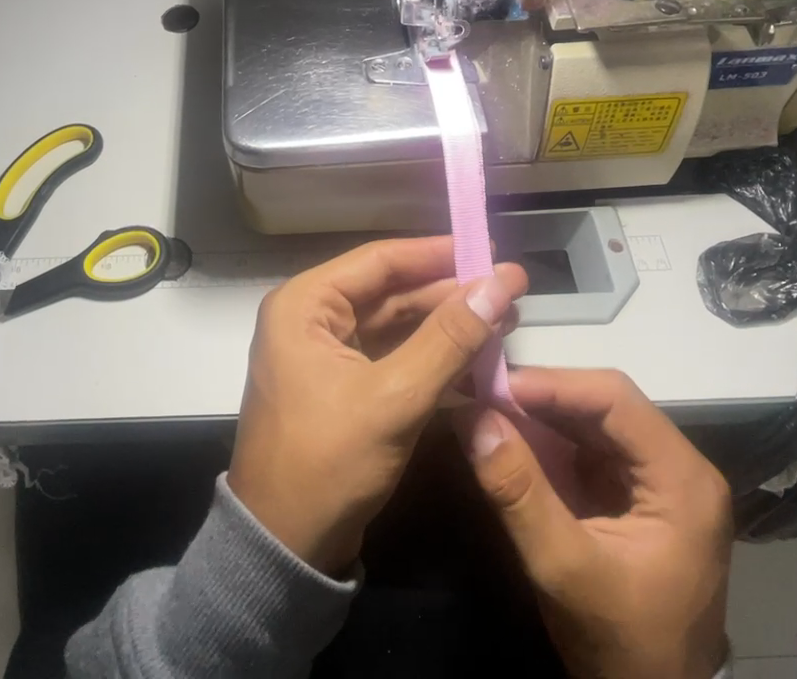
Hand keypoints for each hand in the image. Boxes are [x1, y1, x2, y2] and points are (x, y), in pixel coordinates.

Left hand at [228, 237, 526, 575]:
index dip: (438, 254)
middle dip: (449, 292)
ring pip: (394, 325)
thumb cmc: (328, 461)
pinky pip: (390, 357)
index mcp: (304, 306)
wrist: (285, 543)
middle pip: (389, 291)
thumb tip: (498, 285)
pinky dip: (430, 357)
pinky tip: (476, 358)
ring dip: (444, 325)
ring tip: (504, 319)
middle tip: (511, 288)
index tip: (492, 251)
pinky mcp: (341, 387)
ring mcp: (324, 355)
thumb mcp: (394, 398)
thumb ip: (448, 339)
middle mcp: (310, 320)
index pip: (379, 261)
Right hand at [460, 369, 731, 678]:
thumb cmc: (622, 640)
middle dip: (540, 396)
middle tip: (480, 392)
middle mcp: (678, 468)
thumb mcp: (564, 568)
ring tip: (486, 409)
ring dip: (539, 415)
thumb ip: (518, 491)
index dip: (551, 383)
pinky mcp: (634, 496)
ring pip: (593, 423)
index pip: (615, 400)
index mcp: (682, 479)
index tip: (491, 384)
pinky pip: (587, 450)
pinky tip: (509, 439)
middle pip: (605, 405)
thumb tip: (472, 417)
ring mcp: (657, 481)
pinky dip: (546, 441)